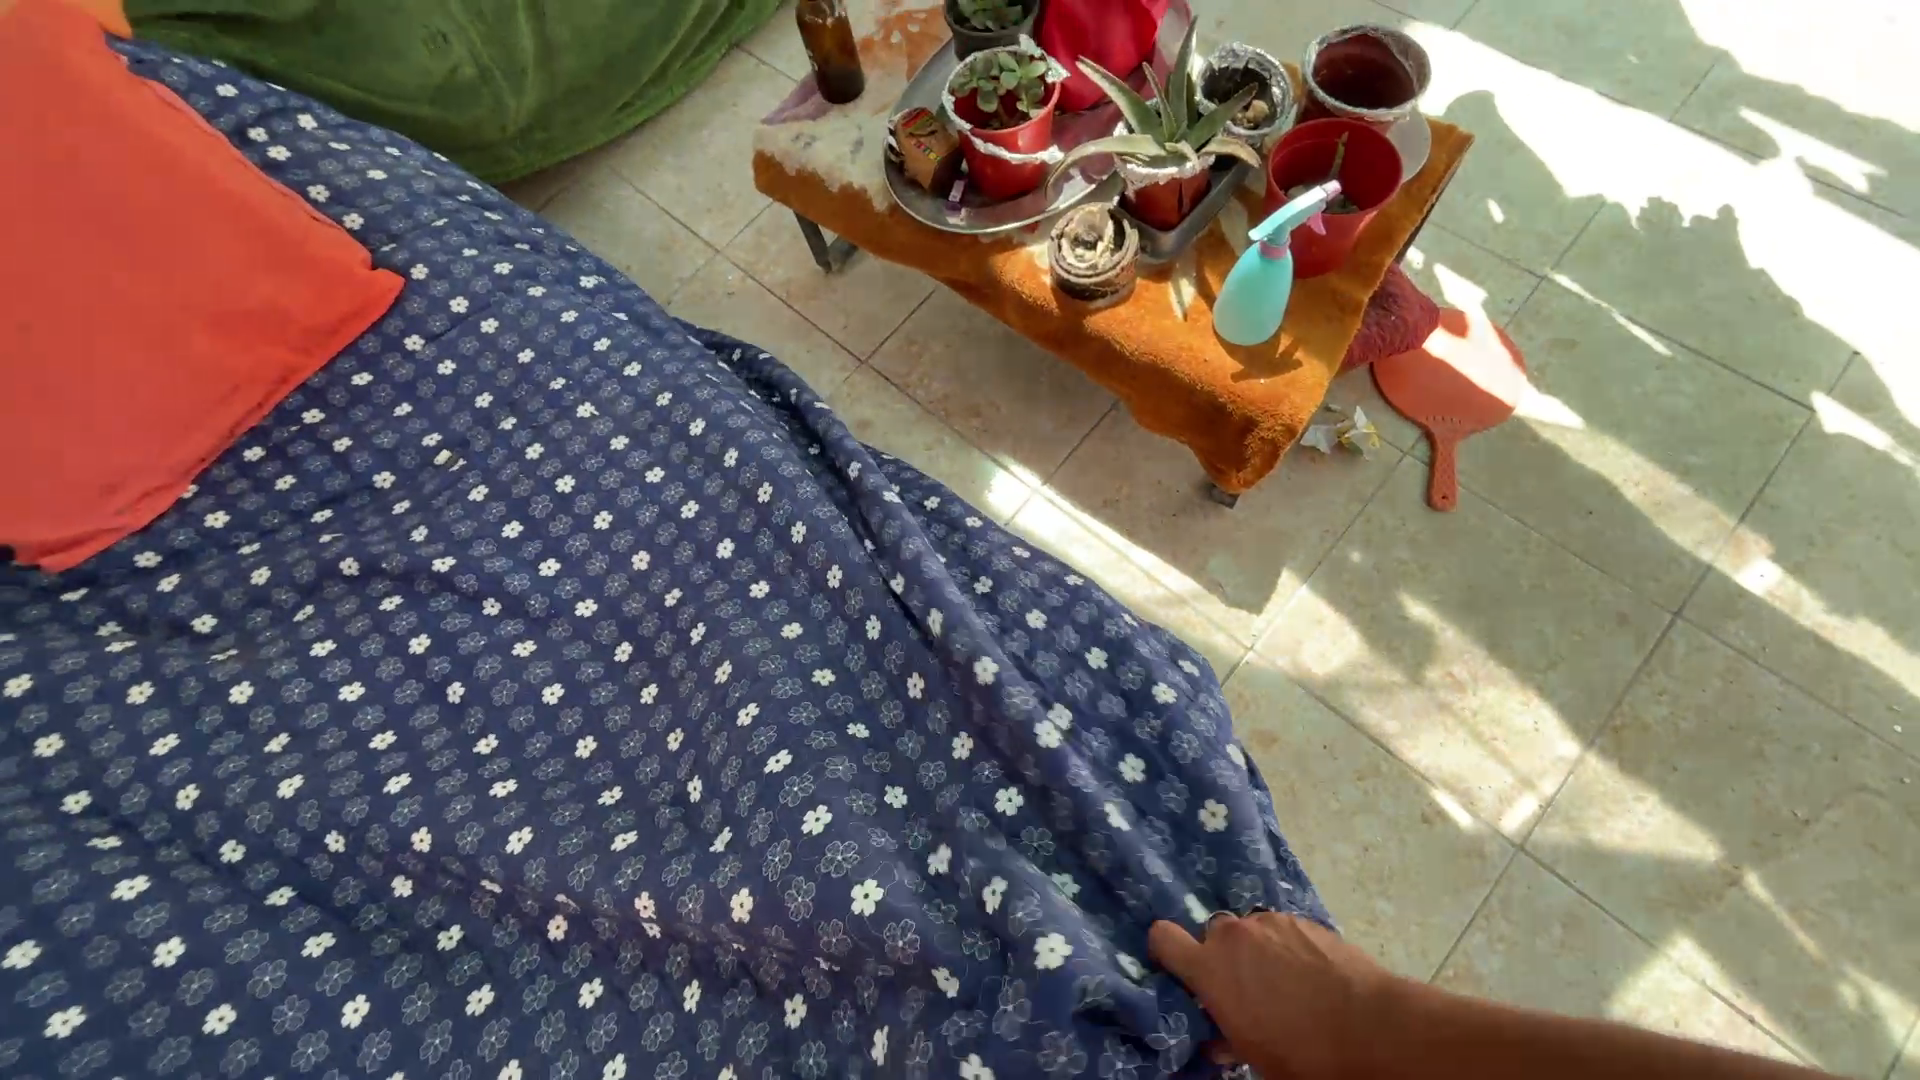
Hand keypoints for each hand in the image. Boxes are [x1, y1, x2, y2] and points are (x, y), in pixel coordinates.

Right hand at [1149, 912, 1397, 1079]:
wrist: (1373, 1027)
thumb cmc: (1305, 1053)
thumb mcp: (1256, 1059)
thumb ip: (1227, 1039)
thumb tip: (1216, 1040)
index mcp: (1210, 969)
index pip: (1162, 937)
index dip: (1166, 950)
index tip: (1180, 970)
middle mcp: (1232, 936)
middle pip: (1211, 934)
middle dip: (1223, 956)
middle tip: (1244, 987)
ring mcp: (1267, 922)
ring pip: (1249, 931)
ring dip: (1256, 951)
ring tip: (1285, 982)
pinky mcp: (1301, 919)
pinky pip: (1280, 930)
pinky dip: (1287, 947)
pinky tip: (1311, 974)